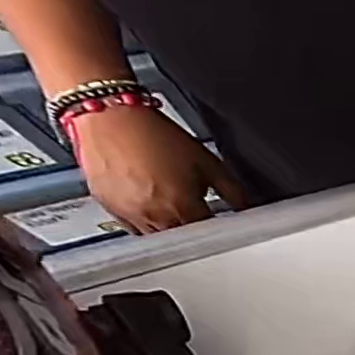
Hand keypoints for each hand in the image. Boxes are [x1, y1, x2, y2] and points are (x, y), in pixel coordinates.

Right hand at [68, 104, 242, 233]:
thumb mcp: (208, 162)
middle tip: (194, 209)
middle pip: (182, 237)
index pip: (207, 235)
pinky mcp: (109, 208)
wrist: (112, 116)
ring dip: (169, 226)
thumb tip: (244, 208)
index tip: (218, 222)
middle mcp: (154, 216)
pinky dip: (145, 221)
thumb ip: (232, 190)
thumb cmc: (157, 136)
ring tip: (170, 201)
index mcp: (182, 207)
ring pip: (157, 236)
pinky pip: (133, 227)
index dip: (216, 229)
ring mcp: (130, 214)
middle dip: (192, 228)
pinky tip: (149, 202)